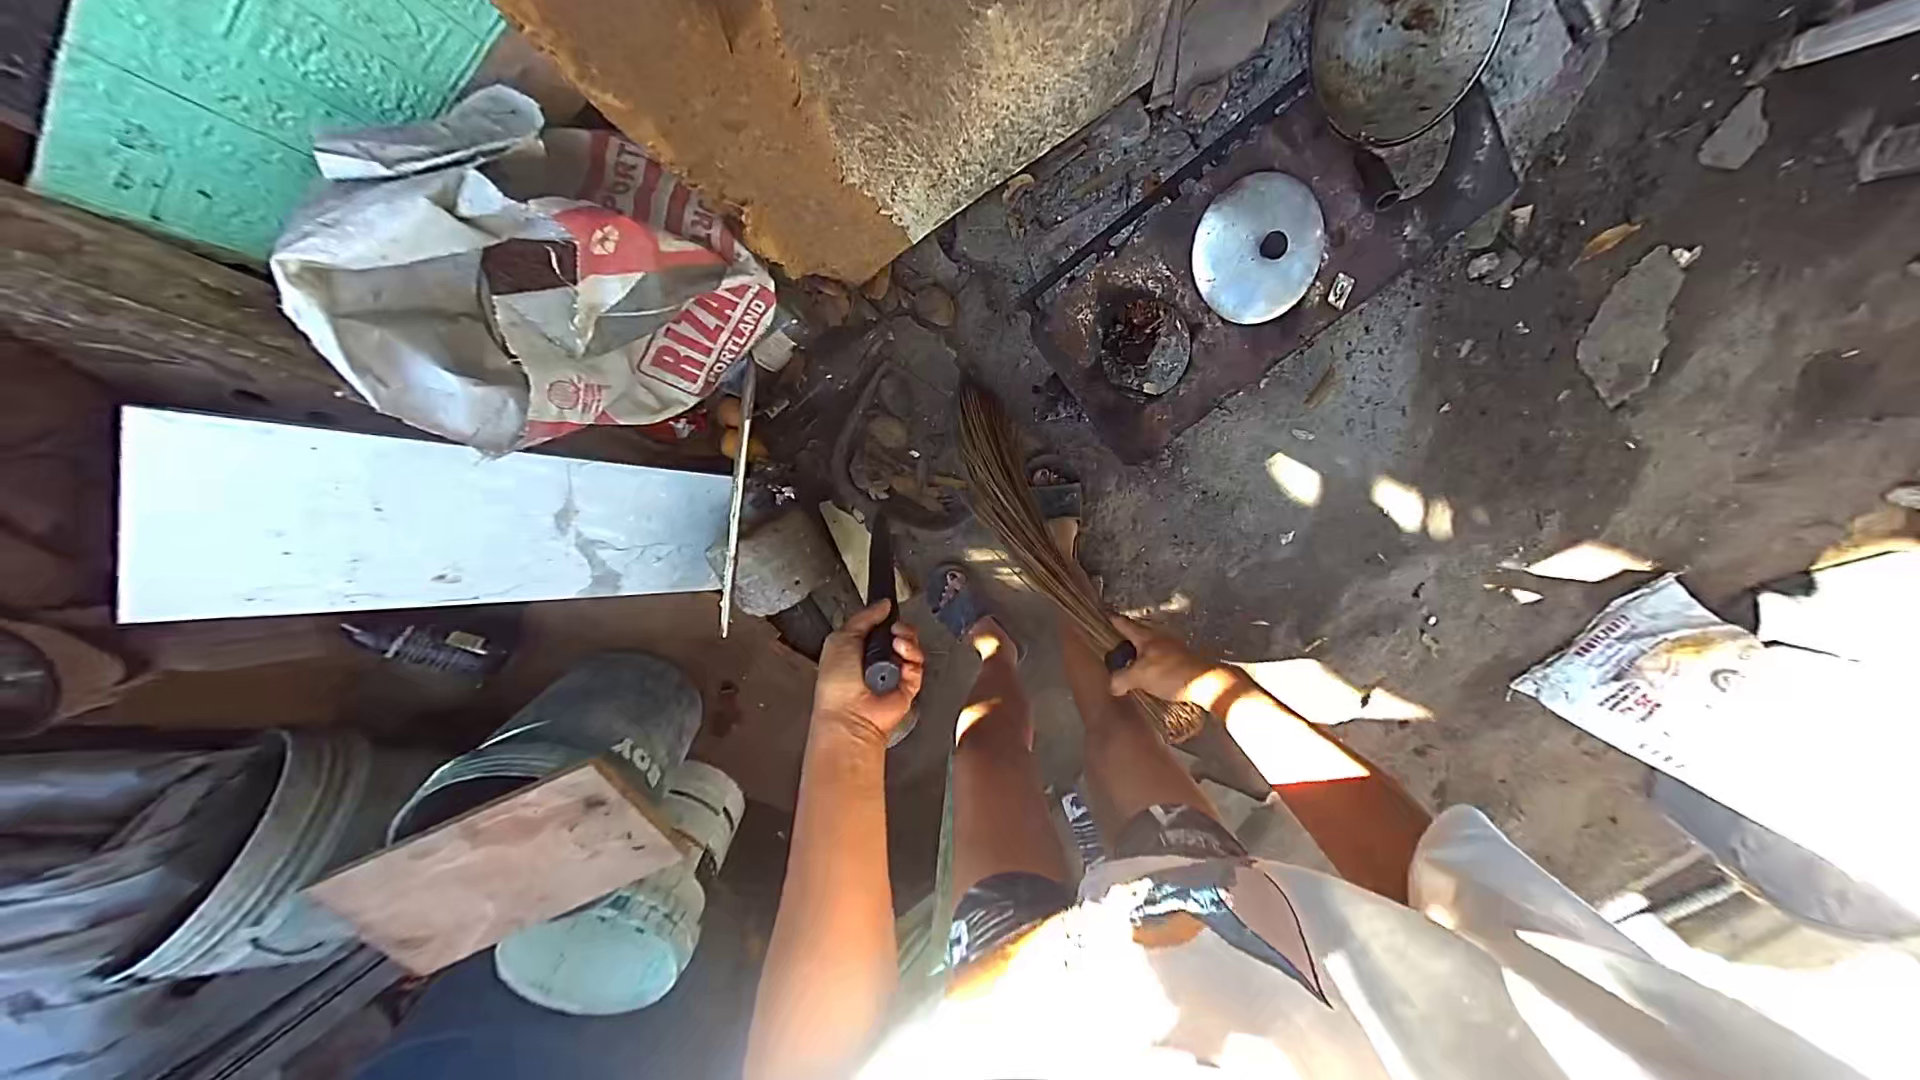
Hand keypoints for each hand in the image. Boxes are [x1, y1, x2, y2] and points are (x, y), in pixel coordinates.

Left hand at [813, 600, 924, 743]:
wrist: (849, 715)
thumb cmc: (836, 684)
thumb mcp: (842, 638)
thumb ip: (864, 618)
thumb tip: (883, 604)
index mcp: (859, 649)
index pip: (881, 626)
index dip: (886, 619)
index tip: (888, 613)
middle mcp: (878, 661)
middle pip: (901, 635)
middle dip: (902, 629)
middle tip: (895, 630)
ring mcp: (894, 674)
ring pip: (912, 648)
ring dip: (908, 641)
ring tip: (898, 644)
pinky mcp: (908, 687)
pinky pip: (918, 666)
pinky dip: (913, 660)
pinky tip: (903, 660)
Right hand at [1106, 613, 1217, 701]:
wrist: (1207, 684)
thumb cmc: (1172, 673)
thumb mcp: (1139, 677)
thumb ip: (1121, 679)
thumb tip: (1113, 685)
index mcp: (1146, 637)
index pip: (1125, 624)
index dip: (1113, 620)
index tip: (1106, 614)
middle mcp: (1160, 638)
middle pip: (1138, 635)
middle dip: (1126, 640)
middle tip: (1115, 647)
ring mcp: (1173, 649)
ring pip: (1150, 648)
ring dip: (1140, 656)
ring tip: (1130, 667)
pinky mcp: (1182, 662)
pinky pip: (1161, 661)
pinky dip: (1152, 666)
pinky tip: (1150, 678)